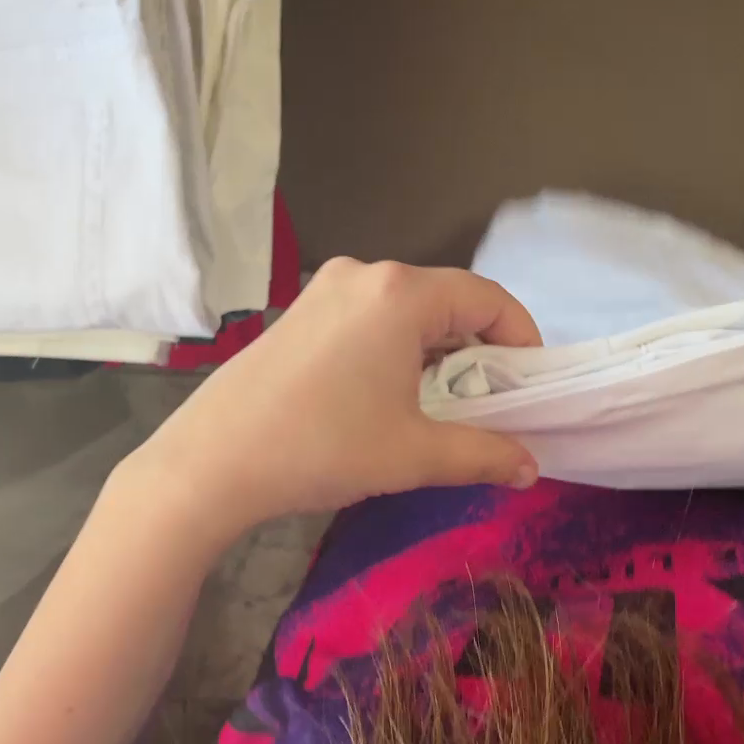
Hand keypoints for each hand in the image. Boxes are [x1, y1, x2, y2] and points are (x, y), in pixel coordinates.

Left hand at [125, 259, 541, 534]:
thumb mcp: (414, 455)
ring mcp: (324, 290)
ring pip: (406, 312)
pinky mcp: (299, 313)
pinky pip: (369, 320)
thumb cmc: (323, 448)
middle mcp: (364, 275)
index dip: (522, 338)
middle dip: (479, 350)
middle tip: (490, 404)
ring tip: (442, 405)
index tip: (532, 384)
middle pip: (447, 301)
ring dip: (437, 352)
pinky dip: (397, 350)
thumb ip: (484, 455)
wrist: (212, 462)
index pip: (487, 298)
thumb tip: (531, 468)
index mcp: (399, 294)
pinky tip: (388, 395)